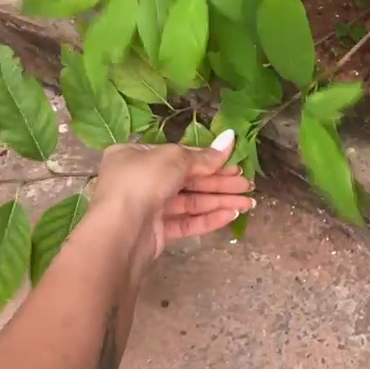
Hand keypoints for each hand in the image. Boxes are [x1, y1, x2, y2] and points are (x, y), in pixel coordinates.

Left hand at [91, 130, 255, 259]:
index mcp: (136, 155)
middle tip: (248, 186)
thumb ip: (205, 155)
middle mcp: (140, 180)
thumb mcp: (176, 158)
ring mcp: (147, 207)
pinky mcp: (155, 231)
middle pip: (189, 180)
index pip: (180, 156)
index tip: (236, 165)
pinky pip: (185, 221)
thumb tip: (230, 138)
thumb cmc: (143, 181)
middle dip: (220, 183)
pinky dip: (208, 218)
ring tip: (248, 204)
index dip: (210, 160)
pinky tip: (231, 215)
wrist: (121, 230)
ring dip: (220, 201)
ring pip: (190, 202)